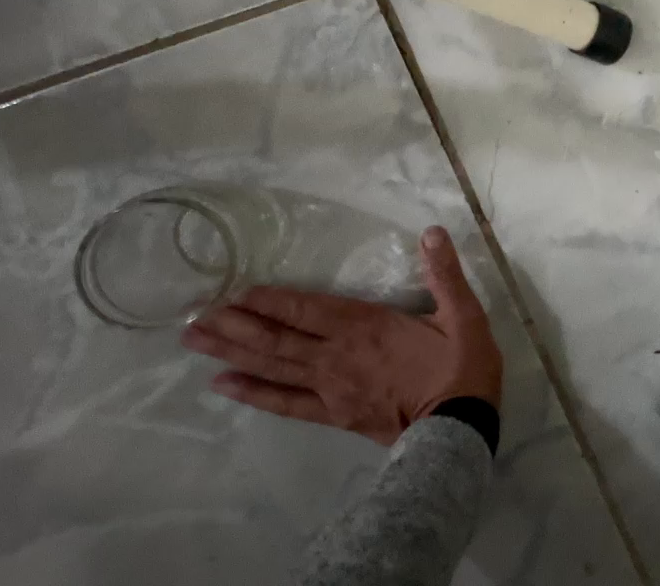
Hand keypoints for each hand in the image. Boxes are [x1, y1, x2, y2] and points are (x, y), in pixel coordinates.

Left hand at [182, 225, 503, 445]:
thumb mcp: (464, 314)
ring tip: (194, 340)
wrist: (458, 425)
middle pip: (278, 338)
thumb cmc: (462, 365)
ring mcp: (331, 388)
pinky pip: (284, 403)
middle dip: (236, 324)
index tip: (236, 290)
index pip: (309, 309)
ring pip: (272, 367)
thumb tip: (432, 232)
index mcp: (368, 326)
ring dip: (231, 352)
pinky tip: (223, 384)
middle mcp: (338, 355)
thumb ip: (445, 274)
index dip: (272, 300)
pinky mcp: (333, 414)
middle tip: (194, 314)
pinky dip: (252, 393)